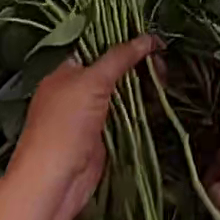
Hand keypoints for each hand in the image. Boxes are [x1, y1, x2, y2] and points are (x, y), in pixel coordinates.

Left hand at [0, 35, 158, 219]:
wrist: (54, 182)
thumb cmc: (65, 124)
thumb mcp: (92, 82)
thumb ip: (118, 58)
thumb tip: (146, 38)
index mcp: (67, 70)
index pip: (98, 47)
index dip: (123, 42)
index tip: (149, 41)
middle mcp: (76, 89)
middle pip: (111, 70)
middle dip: (135, 65)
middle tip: (162, 63)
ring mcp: (88, 115)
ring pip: (119, 94)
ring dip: (140, 87)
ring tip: (164, 79)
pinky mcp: (100, 139)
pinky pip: (123, 117)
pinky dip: (138, 110)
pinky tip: (157, 103)